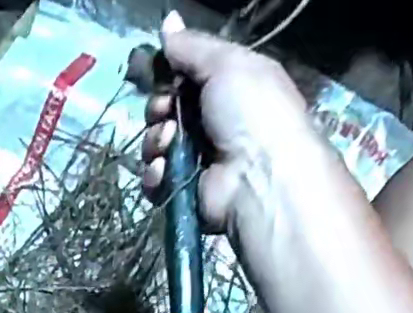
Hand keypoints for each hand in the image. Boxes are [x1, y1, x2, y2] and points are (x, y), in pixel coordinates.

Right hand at [139, 12, 318, 232]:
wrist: (258, 176)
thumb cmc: (250, 111)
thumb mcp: (226, 63)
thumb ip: (193, 46)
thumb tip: (168, 21)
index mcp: (226, 88)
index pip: (183, 79)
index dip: (167, 78)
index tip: (164, 79)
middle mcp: (211, 124)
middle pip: (165, 112)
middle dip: (157, 111)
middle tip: (165, 113)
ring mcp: (197, 161)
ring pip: (156, 147)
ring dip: (154, 143)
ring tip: (167, 145)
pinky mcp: (185, 192)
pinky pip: (156, 181)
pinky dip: (155, 176)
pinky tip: (163, 171)